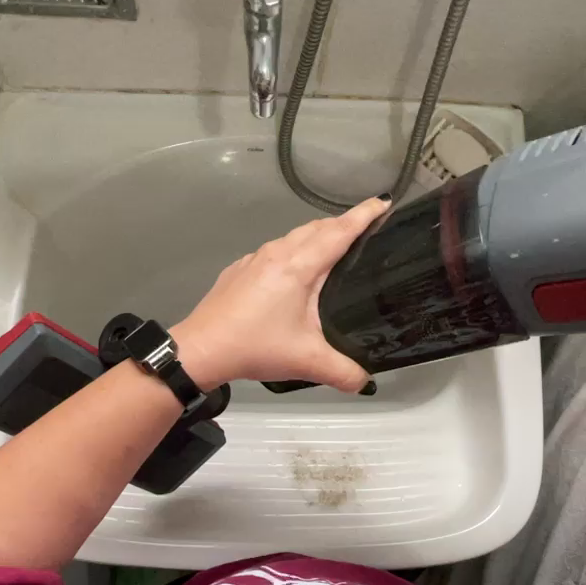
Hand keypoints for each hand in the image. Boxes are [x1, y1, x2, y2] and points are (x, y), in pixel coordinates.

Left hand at [170, 197, 391, 392]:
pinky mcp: (238, 271)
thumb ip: (343, 372)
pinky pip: (273, 252)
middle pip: (316, 228)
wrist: (201, 350)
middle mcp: (277, 253)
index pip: (339, 232)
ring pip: (293, 238)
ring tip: (332, 251)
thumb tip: (365, 382)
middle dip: (343, 224)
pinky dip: (291, 253)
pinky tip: (292, 275)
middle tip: (364, 231)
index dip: (364, 216)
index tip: (383, 202)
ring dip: (315, 237)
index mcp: (298, 266)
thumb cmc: (255, 347)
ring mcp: (254, 260)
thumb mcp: (307, 362)